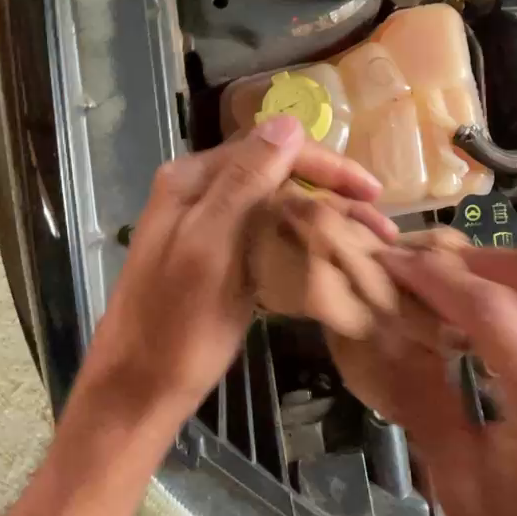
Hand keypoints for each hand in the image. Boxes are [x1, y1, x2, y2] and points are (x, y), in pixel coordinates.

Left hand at [77, 115, 383, 422]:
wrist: (137, 393)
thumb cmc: (173, 325)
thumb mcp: (209, 247)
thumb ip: (245, 182)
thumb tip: (289, 122)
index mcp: (194, 179)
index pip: (271, 147)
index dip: (325, 164)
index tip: (370, 190)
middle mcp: (202, 190)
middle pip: (280, 172)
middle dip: (333, 190)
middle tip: (379, 216)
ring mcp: (213, 222)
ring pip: (281, 202)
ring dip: (327, 214)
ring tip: (372, 236)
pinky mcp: (224, 253)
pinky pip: (273, 230)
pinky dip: (308, 236)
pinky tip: (336, 249)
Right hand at [370, 246, 516, 515]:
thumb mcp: (455, 475)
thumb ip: (422, 394)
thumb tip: (385, 330)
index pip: (492, 306)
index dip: (435, 276)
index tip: (392, 262)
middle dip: (476, 258)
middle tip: (424, 271)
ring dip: (495, 272)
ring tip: (443, 288)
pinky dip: (513, 297)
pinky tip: (475, 320)